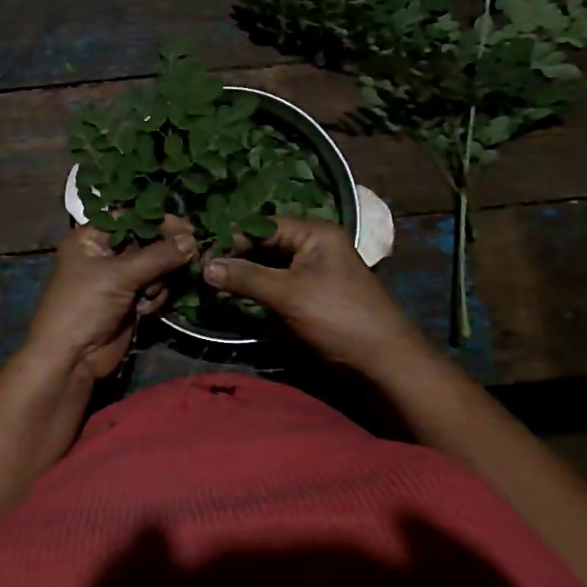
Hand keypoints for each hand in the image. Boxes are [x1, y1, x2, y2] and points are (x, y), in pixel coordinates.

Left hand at [19, 216, 197, 378]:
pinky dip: (155, 297)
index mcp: (90, 239)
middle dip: (164, 252)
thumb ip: (158, 255)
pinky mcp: (129, 302)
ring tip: (151, 294)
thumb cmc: (85, 306)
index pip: (129, 218)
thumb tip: (192, 240)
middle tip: (190, 254)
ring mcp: (117, 280)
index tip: (187, 227)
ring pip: (154, 268)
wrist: (71, 359)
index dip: (157, 221)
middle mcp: (104, 255)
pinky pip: (153, 290)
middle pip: (145, 242)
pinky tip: (146, 309)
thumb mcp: (119, 274)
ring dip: (159, 279)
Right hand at [202, 217, 422, 367]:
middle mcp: (314, 243)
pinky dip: (256, 284)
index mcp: (315, 232)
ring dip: (243, 269)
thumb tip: (204, 266)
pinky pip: (276, 279)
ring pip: (268, 261)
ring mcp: (313, 268)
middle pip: (264, 241)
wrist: (385, 361)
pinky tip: (233, 289)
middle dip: (234, 252)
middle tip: (201, 265)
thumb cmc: (339, 317)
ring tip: (210, 276)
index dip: (231, 237)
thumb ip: (246, 277)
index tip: (200, 252)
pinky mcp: (311, 290)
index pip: (262, 225)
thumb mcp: (288, 295)